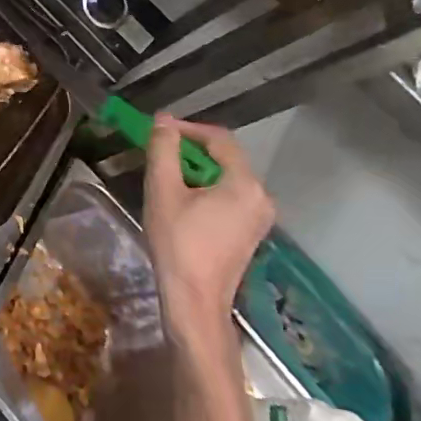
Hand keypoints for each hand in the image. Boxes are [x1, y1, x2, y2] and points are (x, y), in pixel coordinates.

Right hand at [144, 116, 273, 334]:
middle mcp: (261, 197)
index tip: (159, 130)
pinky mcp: (250, 232)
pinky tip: (182, 200)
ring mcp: (259, 218)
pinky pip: (229, 196)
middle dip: (190, 150)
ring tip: (165, 175)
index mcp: (245, 184)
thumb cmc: (178, 242)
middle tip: (159, 153)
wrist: (194, 301)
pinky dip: (206, 189)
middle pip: (225, 157)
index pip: (220, 139)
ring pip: (226, 177)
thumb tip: (164, 119)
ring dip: (196, 170)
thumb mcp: (163, 190)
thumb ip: (164, 149)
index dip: (188, 128)